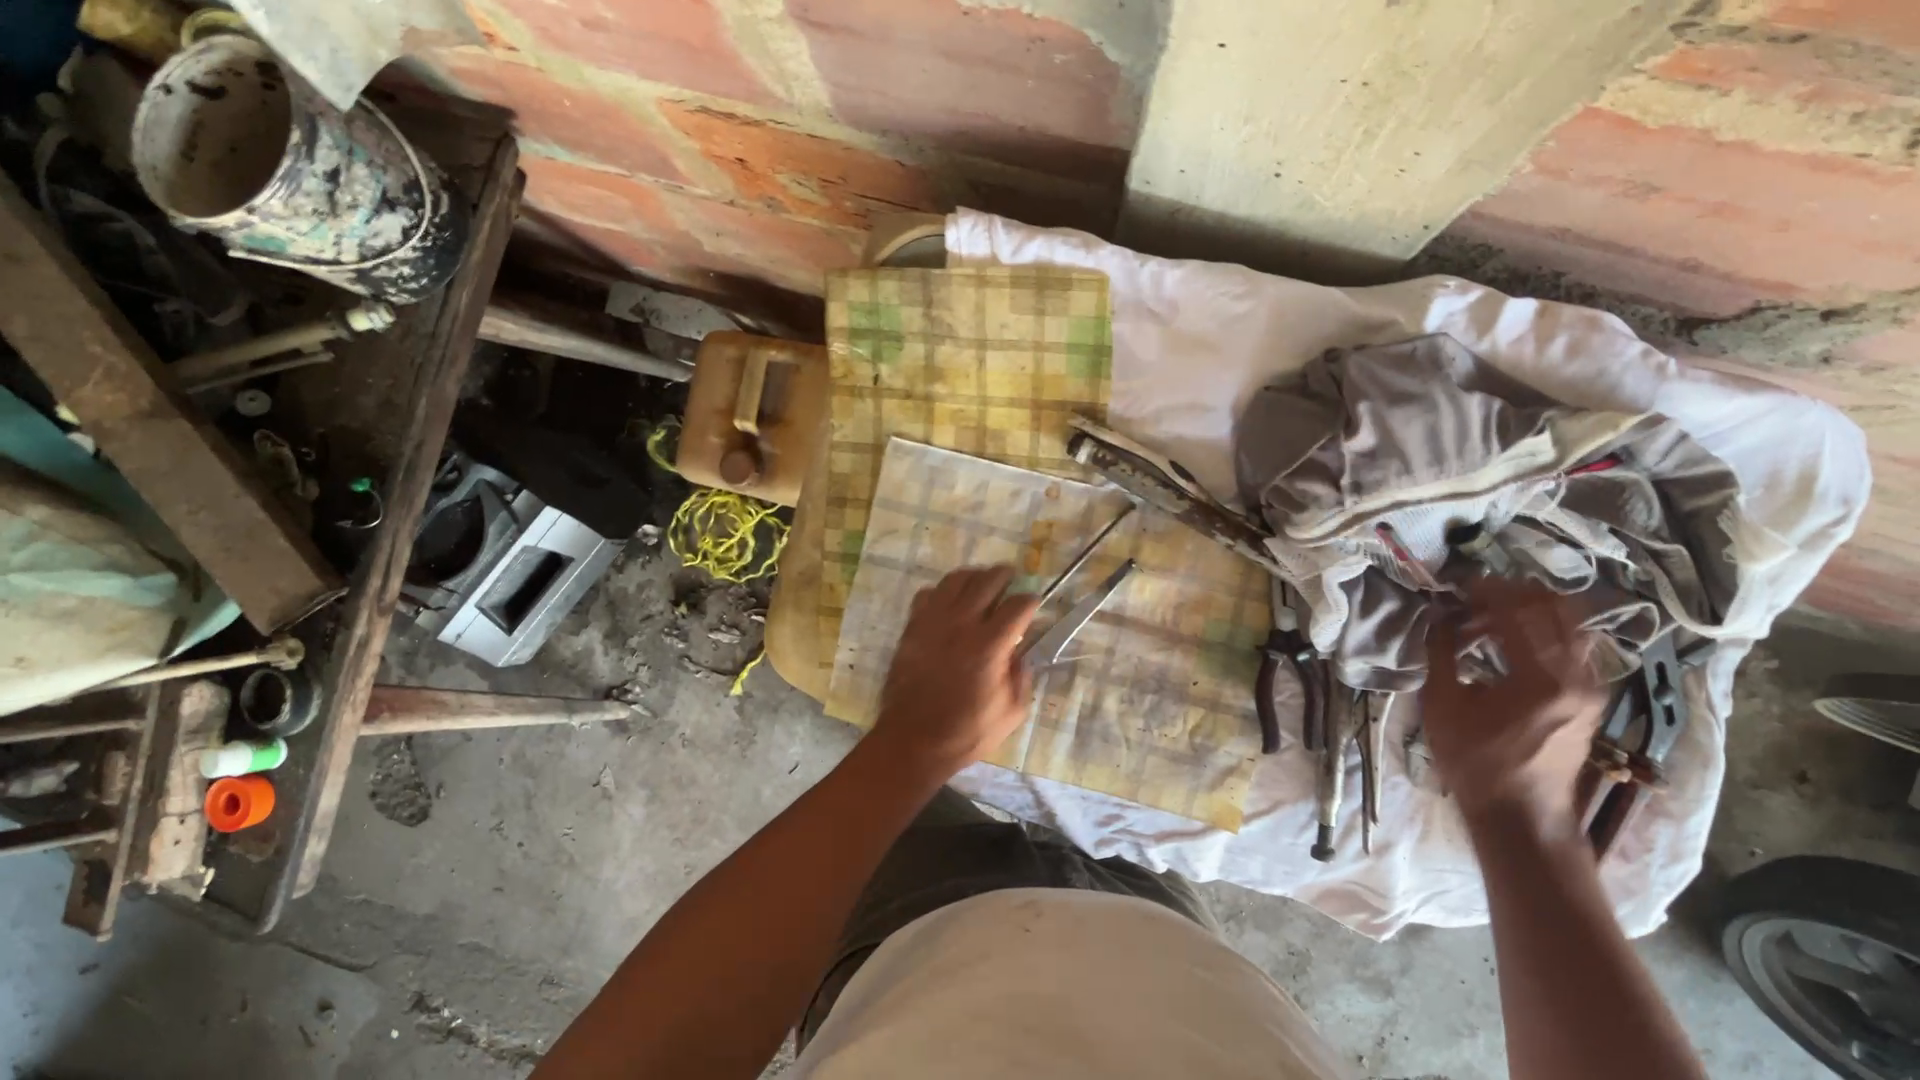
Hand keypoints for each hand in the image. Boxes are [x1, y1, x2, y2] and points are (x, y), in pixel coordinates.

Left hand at [869, 565, 1040, 776]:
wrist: (913, 741)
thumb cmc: (966, 733)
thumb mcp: (1012, 712)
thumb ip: (1022, 677)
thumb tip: (1021, 654)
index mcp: (990, 645)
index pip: (1018, 605)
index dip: (1031, 601)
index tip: (1034, 605)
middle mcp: (961, 624)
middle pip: (987, 580)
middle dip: (1004, 576)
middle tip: (1012, 579)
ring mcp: (932, 623)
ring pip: (955, 580)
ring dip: (973, 576)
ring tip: (982, 582)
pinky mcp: (912, 628)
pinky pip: (927, 594)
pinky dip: (942, 592)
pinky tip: (949, 603)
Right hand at [1421, 578, 1605, 834]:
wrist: (1521, 816)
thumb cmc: (1476, 764)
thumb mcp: (1443, 705)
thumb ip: (1441, 653)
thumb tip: (1440, 617)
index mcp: (1542, 677)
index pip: (1519, 610)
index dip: (1486, 591)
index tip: (1457, 585)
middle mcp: (1577, 675)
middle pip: (1556, 608)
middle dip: (1514, 594)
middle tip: (1477, 594)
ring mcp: (1590, 686)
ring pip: (1571, 624)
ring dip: (1533, 611)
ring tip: (1493, 616)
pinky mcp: (1590, 697)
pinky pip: (1574, 646)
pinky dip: (1544, 632)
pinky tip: (1512, 642)